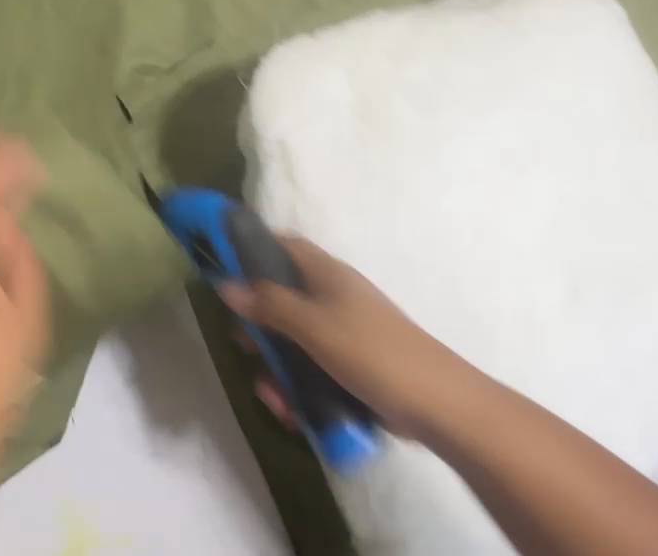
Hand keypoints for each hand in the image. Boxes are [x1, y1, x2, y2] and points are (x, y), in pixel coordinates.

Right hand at [221, 236, 472, 437]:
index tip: (219, 266)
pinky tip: (295, 413)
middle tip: (244, 346)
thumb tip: (225, 283)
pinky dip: (298, 388)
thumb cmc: (372, 352)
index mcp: (324, 273)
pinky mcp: (349, 366)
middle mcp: (330, 296)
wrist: (438, 405)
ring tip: (275, 397)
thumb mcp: (313, 326)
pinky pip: (310, 369)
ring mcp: (341, 332)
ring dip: (276, 368)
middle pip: (278, 297)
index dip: (249, 248)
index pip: (280, 244)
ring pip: (291, 340)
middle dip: (257, 326)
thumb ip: (269, 304)